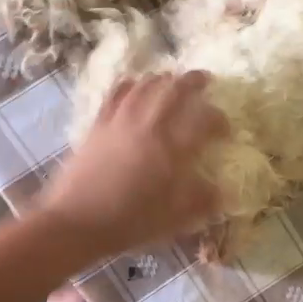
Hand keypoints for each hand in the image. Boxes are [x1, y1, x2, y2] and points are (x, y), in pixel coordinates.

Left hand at [39, 71, 228, 254]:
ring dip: (163, 79)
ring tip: (172, 81)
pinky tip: (134, 85)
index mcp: (172, 148)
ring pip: (146, 84)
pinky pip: (116, 92)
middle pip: (175, 89)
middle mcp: (149, 125)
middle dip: (194, 81)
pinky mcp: (99, 123)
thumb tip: (222, 190)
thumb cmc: (130, 222)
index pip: (204, 121)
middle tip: (204, 81)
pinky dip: (131, 84)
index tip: (225, 129)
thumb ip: (201, 201)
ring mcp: (121, 120)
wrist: (77, 221)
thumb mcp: (174, 219)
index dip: (219, 120)